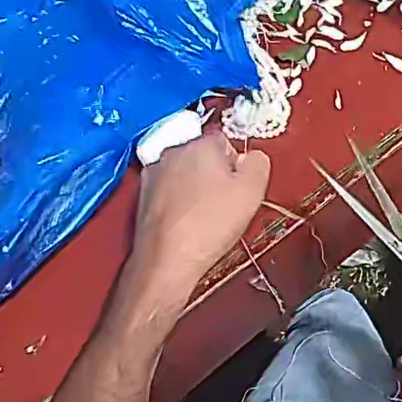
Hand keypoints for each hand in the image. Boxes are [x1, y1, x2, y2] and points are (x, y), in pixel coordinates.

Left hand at [128, 128, 270, 299]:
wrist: (168, 259)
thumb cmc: (209, 225)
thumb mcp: (253, 190)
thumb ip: (259, 163)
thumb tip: (252, 158)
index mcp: (200, 144)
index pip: (225, 141)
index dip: (237, 165)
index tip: (239, 186)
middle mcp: (173, 152)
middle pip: (203, 156)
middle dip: (215, 174)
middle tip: (225, 202)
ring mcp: (153, 174)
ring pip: (185, 174)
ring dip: (195, 188)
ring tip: (205, 216)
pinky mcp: (142, 196)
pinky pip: (169, 191)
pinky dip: (178, 202)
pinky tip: (187, 223)